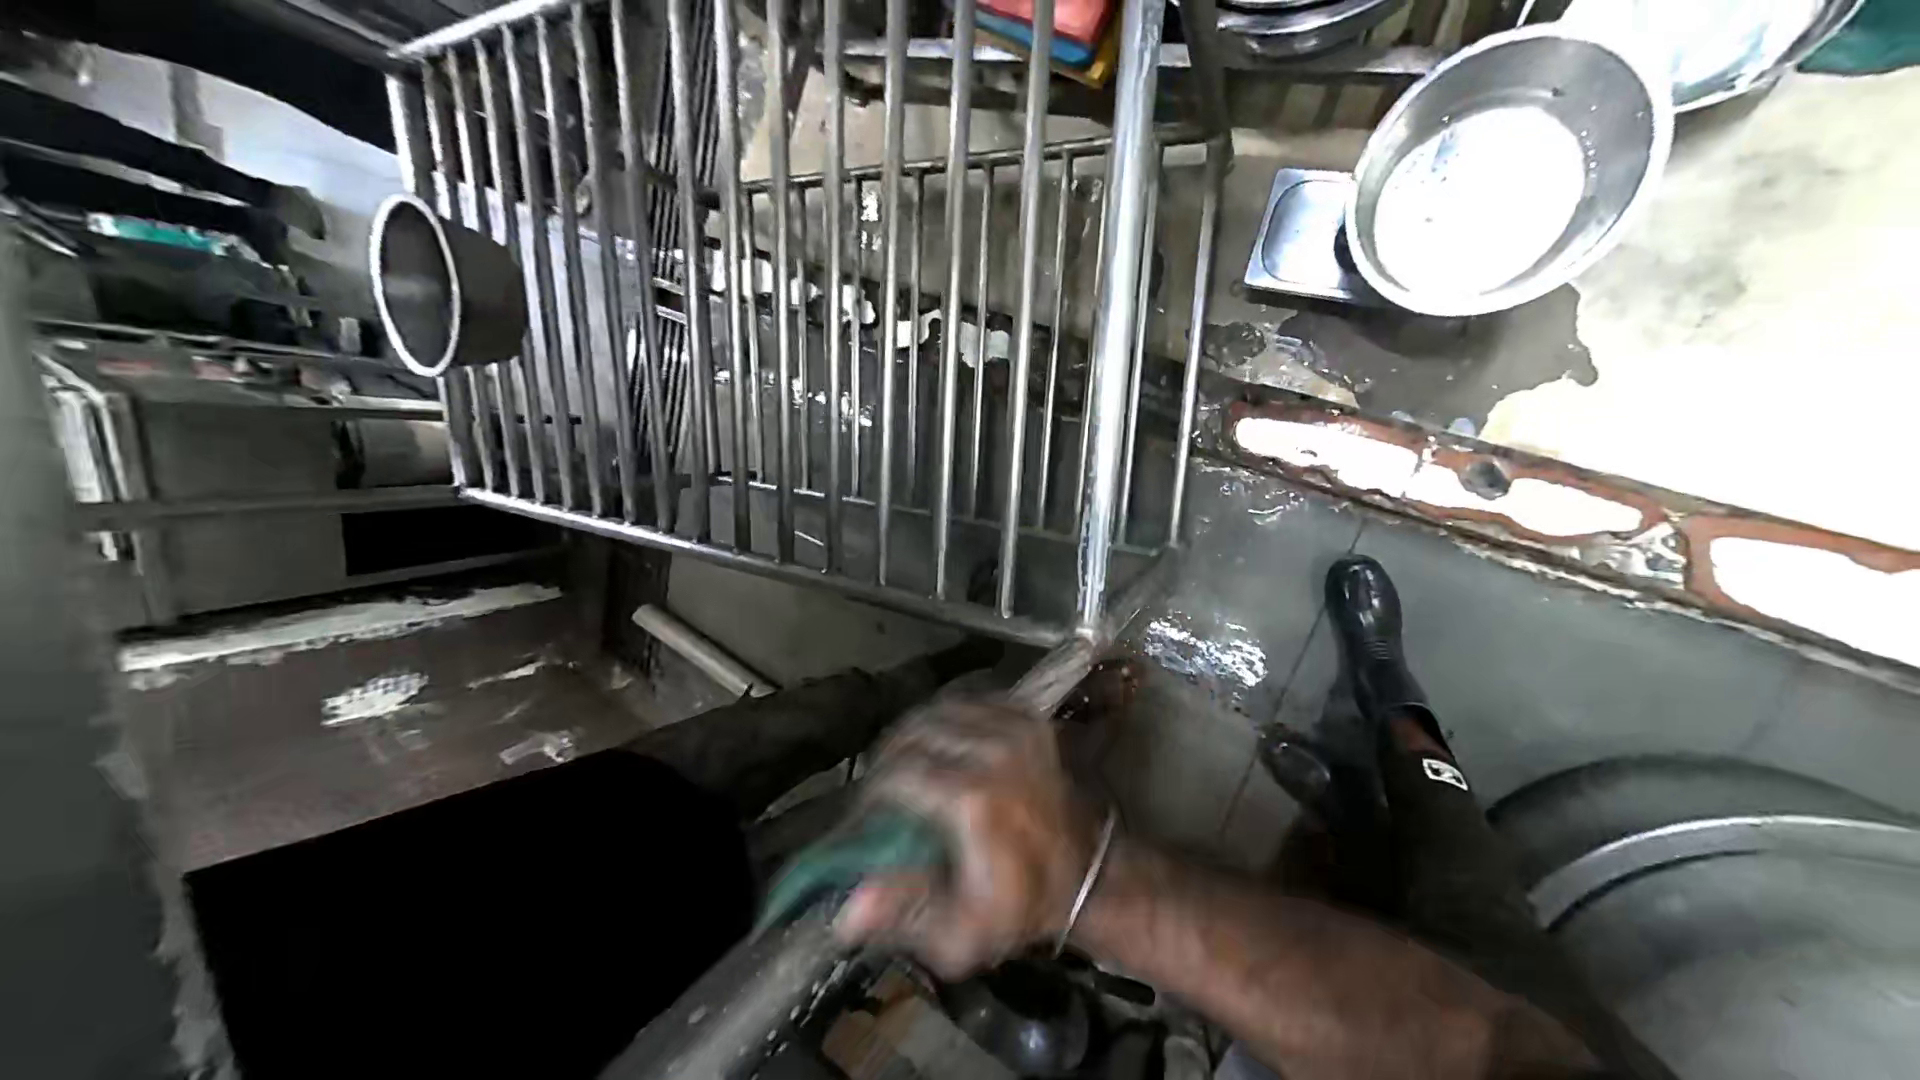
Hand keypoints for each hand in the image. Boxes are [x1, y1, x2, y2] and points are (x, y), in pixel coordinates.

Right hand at [833, 699, 1099, 978]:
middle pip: (915, 732)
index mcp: (973, 797)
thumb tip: (847, 908)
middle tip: (880, 784)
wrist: (1091, 876)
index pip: (898, 773)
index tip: (865, 812)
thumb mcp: (964, 931)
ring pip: (940, 709)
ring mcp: (1015, 729)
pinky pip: (973, 700)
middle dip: (888, 757)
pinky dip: (949, 715)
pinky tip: (942, 738)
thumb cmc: (1022, 905)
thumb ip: (905, 914)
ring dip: (914, 732)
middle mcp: (992, 751)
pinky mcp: (1029, 720)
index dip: (872, 790)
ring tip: (904, 760)